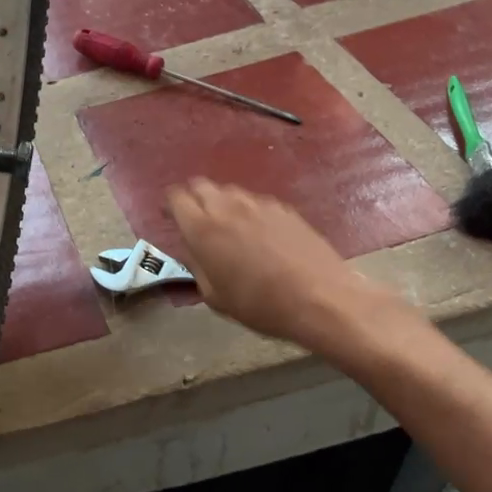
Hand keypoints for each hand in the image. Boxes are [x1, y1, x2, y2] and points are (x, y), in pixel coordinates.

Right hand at [164, 179, 416, 364]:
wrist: (321, 299)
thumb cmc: (261, 305)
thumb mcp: (216, 297)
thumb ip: (198, 266)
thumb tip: (195, 250)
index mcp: (202, 228)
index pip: (176, 197)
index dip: (170, 205)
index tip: (170, 217)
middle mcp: (227, 207)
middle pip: (201, 186)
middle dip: (194, 199)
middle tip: (197, 220)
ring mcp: (258, 204)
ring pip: (230, 192)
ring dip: (222, 203)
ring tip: (229, 227)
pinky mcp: (284, 208)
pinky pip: (256, 202)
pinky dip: (249, 211)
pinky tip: (260, 234)